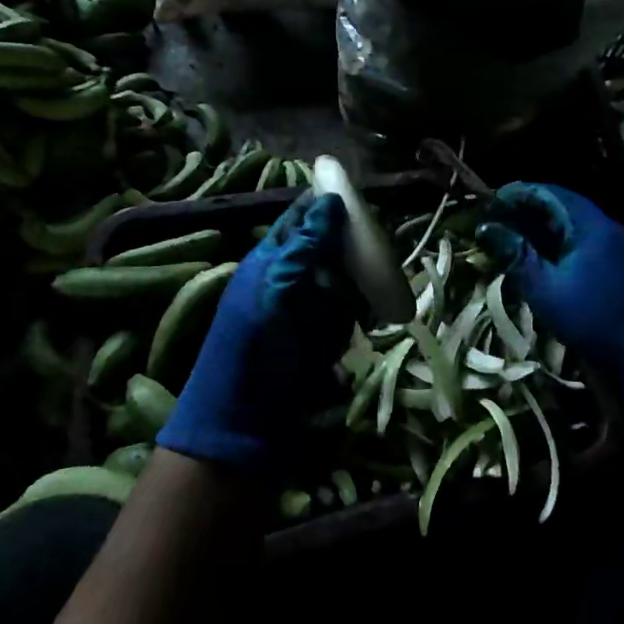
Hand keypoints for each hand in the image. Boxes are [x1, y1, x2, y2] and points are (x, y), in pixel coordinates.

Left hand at [157, 193, 355, 469]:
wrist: (246, 424)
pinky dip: (360, 311)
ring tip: (376, 283)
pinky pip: (349, 312)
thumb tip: (329, 200)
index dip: (326, 206)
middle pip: (329, 247)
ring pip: (343, 278)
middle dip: (352, 247)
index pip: (301, 219)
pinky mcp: (324, 338)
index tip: (360, 198)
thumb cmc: (253, 348)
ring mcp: (308, 310)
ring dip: (359, 281)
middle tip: (377, 246)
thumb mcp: (277, 288)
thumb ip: (304, 245)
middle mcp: (290, 279)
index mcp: (270, 261)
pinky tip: (369, 315)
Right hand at [475, 183, 623, 435]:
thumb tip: (484, 227)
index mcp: (591, 226)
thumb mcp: (544, 288)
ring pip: (575, 221)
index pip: (550, 193)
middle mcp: (607, 227)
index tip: (491, 201)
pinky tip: (544, 253)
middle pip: (563, 203)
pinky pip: (585, 238)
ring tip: (515, 232)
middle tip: (499, 215)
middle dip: (529, 206)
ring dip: (544, 223)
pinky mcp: (621, 263)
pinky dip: (559, 238)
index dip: (518, 193)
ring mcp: (618, 245)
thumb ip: (514, 253)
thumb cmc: (590, 319)